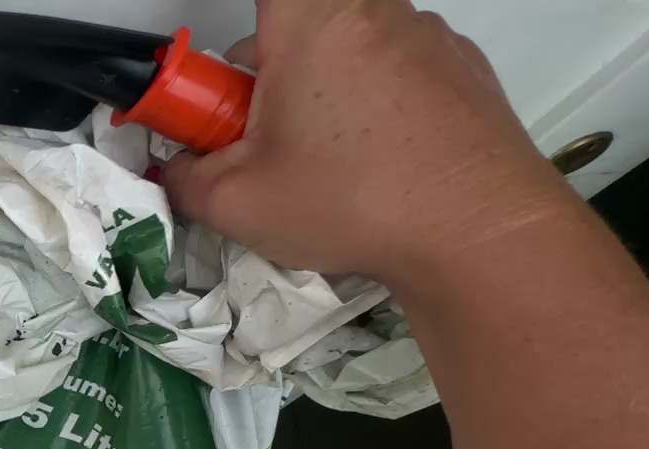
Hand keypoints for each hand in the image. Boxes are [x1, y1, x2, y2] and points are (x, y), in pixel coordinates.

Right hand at [162, 0, 579, 287]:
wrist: (469, 227)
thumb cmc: (346, 201)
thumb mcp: (230, 203)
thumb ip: (183, 177)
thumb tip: (178, 166)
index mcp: (316, 28)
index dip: (235, 47)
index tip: (216, 83)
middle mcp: (375, 15)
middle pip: (296, 24)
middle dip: (257, 77)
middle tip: (243, 140)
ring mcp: (425, 37)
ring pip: (339, 51)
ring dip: (305, 96)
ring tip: (302, 164)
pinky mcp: (455, 69)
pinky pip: (382, 73)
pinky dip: (354, 109)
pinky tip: (354, 166)